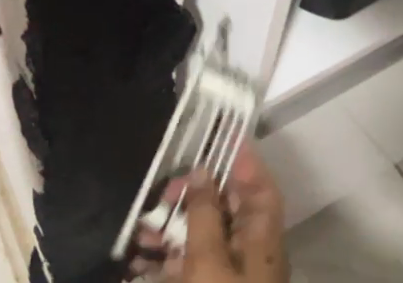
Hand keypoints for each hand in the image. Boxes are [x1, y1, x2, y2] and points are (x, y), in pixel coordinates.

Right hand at [133, 145, 288, 282]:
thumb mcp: (208, 260)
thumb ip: (204, 212)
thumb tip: (202, 170)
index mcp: (262, 241)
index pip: (261, 188)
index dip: (244, 158)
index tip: (218, 133)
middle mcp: (251, 255)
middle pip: (229, 208)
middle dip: (195, 192)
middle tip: (166, 188)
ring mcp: (230, 277)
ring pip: (204, 235)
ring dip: (173, 224)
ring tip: (143, 226)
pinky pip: (190, 263)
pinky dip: (167, 255)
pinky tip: (140, 257)